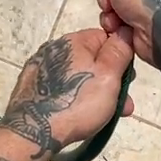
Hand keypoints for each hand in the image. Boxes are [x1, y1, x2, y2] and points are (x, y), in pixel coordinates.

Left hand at [0, 28, 134, 160]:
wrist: (33, 130)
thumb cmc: (76, 102)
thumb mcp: (108, 77)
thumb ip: (119, 51)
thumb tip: (125, 30)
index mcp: (73, 41)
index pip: (105, 38)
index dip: (120, 57)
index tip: (129, 80)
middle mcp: (54, 48)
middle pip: (91, 59)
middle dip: (110, 81)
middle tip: (123, 106)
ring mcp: (40, 67)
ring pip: (77, 76)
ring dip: (94, 92)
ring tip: (105, 116)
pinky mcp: (31, 85)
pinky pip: (60, 87)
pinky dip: (73, 97)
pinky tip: (79, 114)